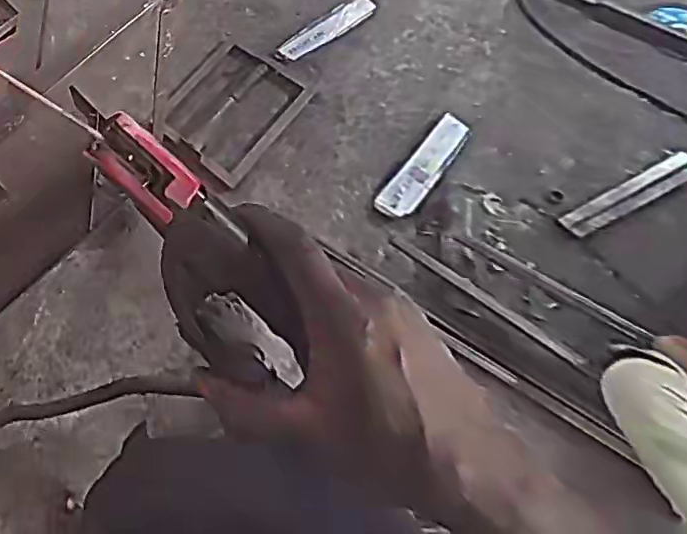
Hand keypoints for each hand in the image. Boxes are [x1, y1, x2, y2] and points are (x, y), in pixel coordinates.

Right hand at [197, 207, 565, 531]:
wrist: (478, 471)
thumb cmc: (396, 450)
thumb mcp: (313, 436)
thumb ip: (250, 409)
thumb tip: (207, 386)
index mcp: (341, 315)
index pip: (295, 244)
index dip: (262, 221)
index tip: (237, 215)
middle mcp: (370, 296)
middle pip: (312, 257)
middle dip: (276, 259)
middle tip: (247, 277)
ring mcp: (395, 304)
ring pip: (336, 275)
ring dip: (305, 282)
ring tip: (285, 317)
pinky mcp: (411, 317)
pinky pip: (359, 291)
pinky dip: (332, 298)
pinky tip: (329, 340)